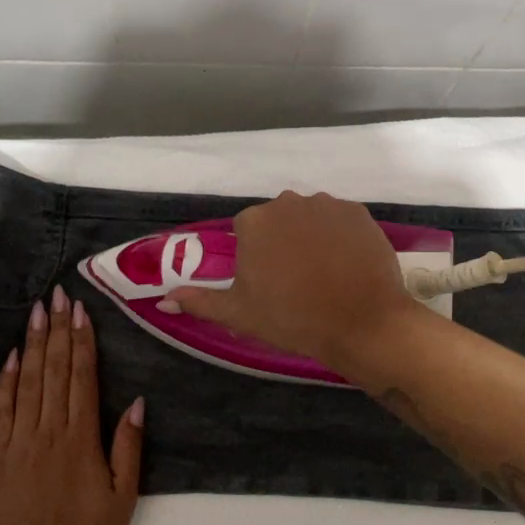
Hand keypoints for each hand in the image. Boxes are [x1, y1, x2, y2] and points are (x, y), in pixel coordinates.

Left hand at [0, 286, 142, 524]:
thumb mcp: (123, 498)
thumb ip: (129, 447)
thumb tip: (135, 401)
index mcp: (82, 439)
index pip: (82, 376)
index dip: (81, 340)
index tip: (80, 309)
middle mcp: (49, 431)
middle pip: (54, 370)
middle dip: (57, 329)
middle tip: (58, 295)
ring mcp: (19, 441)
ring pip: (27, 381)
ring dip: (33, 344)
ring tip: (36, 311)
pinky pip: (0, 410)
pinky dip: (5, 380)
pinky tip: (11, 356)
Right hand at [166, 191, 420, 367]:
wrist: (362, 322)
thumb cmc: (292, 318)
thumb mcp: (239, 313)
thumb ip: (200, 301)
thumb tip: (163, 299)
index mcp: (254, 221)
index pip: (246, 231)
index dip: (255, 257)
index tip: (267, 283)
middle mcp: (287, 202)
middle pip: (279, 219)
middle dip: (283, 242)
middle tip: (295, 281)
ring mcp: (326, 204)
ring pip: (310, 218)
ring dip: (312, 237)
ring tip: (324, 275)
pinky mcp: (358, 212)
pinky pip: (341, 221)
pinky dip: (341, 237)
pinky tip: (346, 266)